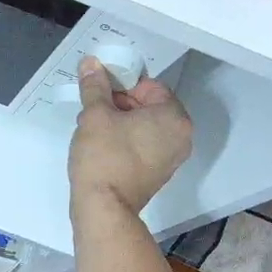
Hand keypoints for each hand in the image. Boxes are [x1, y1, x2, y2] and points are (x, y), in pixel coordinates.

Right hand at [67, 56, 193, 213]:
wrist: (103, 209)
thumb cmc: (103, 157)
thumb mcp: (95, 116)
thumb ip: (95, 87)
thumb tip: (90, 63)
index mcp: (174, 117)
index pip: (150, 86)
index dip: (122, 85)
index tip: (100, 92)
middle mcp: (181, 137)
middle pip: (149, 108)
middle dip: (121, 106)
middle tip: (94, 112)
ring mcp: (170, 160)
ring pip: (145, 130)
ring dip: (122, 125)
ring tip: (94, 131)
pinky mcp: (156, 178)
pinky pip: (143, 150)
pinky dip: (126, 145)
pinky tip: (103, 150)